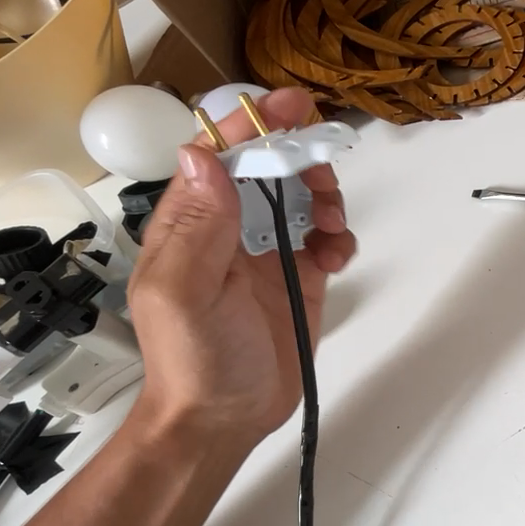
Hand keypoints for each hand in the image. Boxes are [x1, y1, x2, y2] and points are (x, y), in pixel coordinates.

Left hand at [125, 87, 356, 450]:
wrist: (226, 418)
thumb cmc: (196, 360)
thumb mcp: (184, 293)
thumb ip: (196, 227)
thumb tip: (202, 156)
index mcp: (190, 225)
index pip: (219, 157)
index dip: (252, 126)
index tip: (290, 107)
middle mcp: (229, 229)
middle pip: (270, 169)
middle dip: (302, 163)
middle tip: (324, 181)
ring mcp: (267, 251)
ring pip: (304, 197)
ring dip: (327, 199)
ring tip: (334, 227)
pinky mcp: (301, 275)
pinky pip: (327, 237)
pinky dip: (340, 238)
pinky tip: (336, 259)